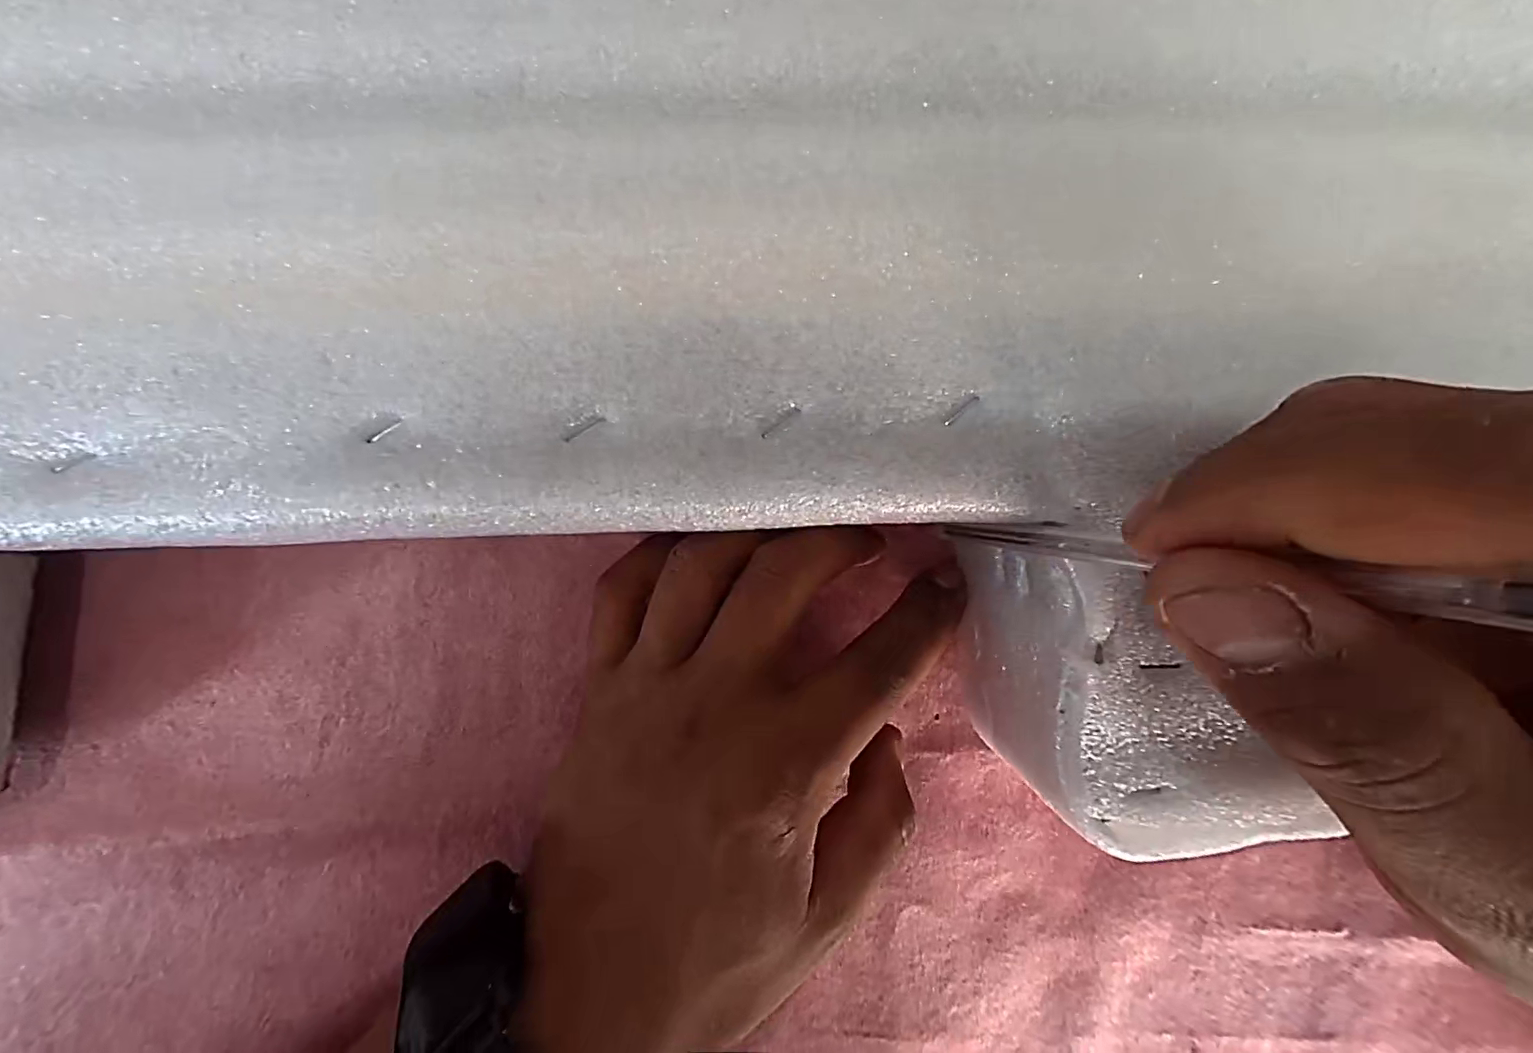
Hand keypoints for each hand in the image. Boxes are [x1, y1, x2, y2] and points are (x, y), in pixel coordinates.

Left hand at [511, 529, 964, 1052]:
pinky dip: (661, 554)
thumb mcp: (834, 911)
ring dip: (761, 533)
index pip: (880, 661)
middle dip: (842, 541)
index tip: (947, 585)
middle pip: (785, 574)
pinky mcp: (597, 691)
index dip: (926, 613)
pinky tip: (699, 550)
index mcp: (787, 762)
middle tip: (871, 542)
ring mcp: (647, 687)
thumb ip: (884, 814)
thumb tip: (882, 731)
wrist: (585, 1000)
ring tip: (795, 535)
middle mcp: (717, 703)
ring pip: (703, 564)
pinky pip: (620, 592)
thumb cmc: (719, 959)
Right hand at [1125, 378, 1532, 1051]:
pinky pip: (1425, 443)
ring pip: (1410, 422)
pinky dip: (1331, 500)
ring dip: (1288, 498)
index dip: (1271, 492)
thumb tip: (1204, 593)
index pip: (1474, 478)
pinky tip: (1328, 581)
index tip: (1157, 555)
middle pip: (1424, 429)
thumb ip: (1385, 749)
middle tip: (1190, 585)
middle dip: (1260, 492)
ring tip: (1252, 592)